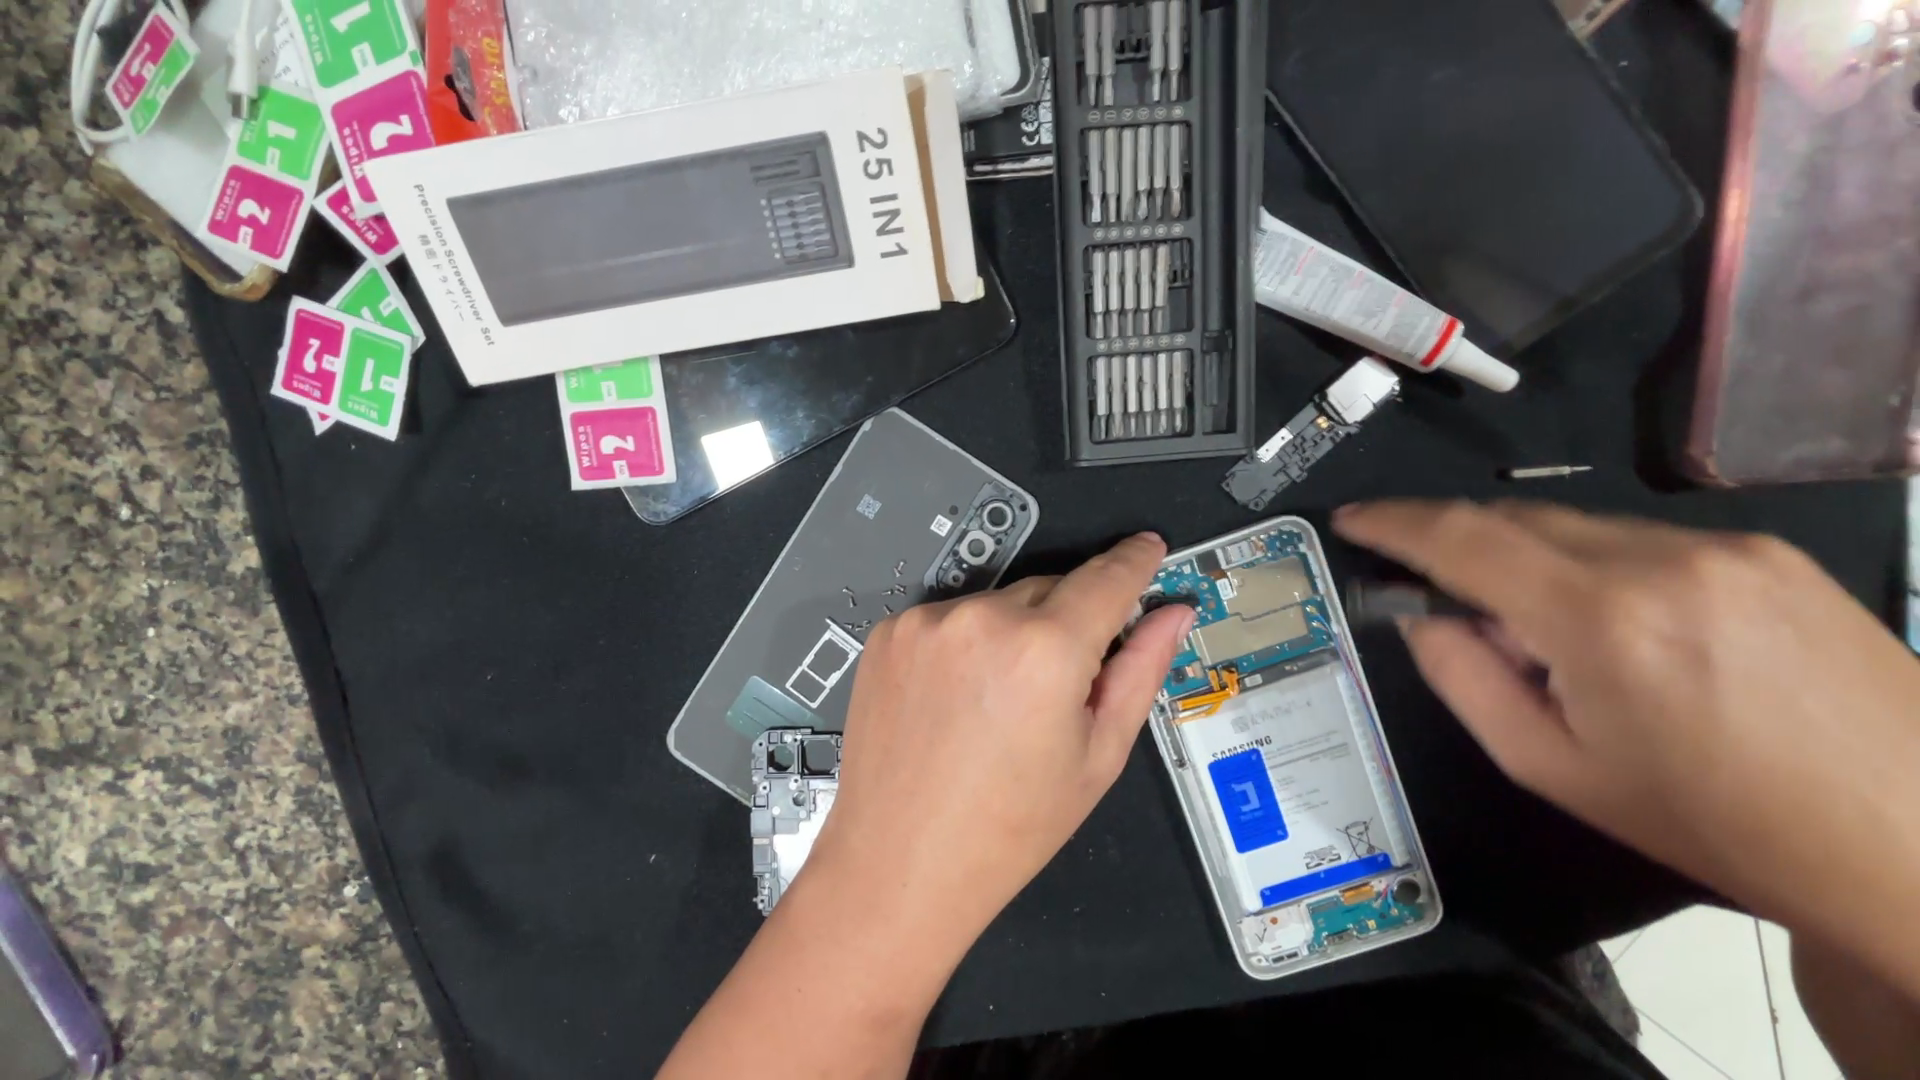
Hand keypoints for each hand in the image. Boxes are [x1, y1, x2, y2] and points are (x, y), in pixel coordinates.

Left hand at [800, 532, 1196, 953]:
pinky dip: (964, 644)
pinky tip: (959, 699)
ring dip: (1012, 634)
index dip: (1134, 561)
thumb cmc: (1004, 828)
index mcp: (1044, 651)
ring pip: (998, 603)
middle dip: (1067, 623)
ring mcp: (927, 623)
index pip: (1108, 577)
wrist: (898, 864)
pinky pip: (949, 618)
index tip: (1146, 550)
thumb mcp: (1097, 756)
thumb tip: (1171, 616)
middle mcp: (981, 620)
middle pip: (1051, 589)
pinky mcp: (889, 633)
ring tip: (999, 705)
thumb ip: (1141, 671)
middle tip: (1060, 687)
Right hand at [1333, 500, 1919, 992]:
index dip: (1394, 523)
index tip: (1352, 520)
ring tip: (1544, 637)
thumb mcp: (1552, 767)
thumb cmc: (1712, 820)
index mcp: (1602, 619)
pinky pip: (1639, 540)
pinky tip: (1617, 629)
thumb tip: (1424, 616)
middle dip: (1459, 544)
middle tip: (1436, 597)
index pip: (1464, 539)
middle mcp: (1664, 558)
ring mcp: (1728, 547)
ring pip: (1577, 527)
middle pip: (1517, 519)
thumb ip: (1463, 678)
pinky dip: (1591, 567)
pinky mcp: (1771, 553)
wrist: (1919, 846)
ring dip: (1528, 561)